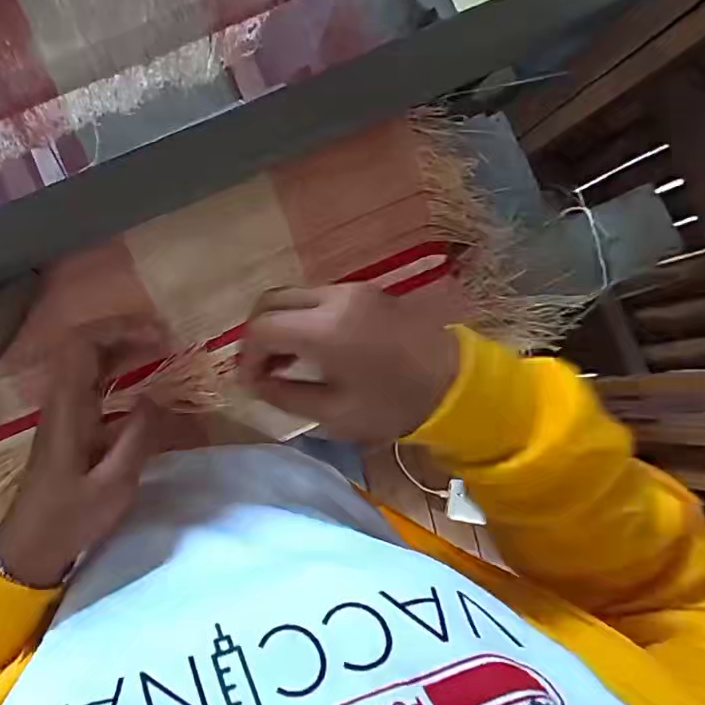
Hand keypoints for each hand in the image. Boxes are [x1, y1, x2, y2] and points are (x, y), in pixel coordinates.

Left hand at [0, 317, 167, 588]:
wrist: (30, 545)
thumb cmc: (69, 518)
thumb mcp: (114, 485)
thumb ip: (138, 439)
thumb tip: (157, 397)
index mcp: (67, 408)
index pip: (83, 345)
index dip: (120, 330)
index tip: (158, 335)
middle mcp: (59, 401)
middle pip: (84, 346)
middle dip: (124, 333)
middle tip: (165, 339)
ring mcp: (60, 412)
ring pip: (86, 363)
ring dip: (121, 350)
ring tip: (158, 352)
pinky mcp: (66, 425)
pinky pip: (89, 383)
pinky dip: (115, 372)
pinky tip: (140, 383)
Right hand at [241, 284, 457, 441]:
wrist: (457, 385)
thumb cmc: (393, 405)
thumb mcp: (332, 413)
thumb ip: (284, 396)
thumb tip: (254, 383)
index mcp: (324, 330)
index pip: (262, 328)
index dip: (247, 356)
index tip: (250, 382)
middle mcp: (334, 299)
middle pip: (271, 301)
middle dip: (256, 334)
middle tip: (260, 367)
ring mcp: (352, 291)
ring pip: (294, 296)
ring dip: (280, 324)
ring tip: (285, 360)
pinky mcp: (366, 292)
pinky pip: (318, 299)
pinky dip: (302, 319)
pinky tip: (312, 348)